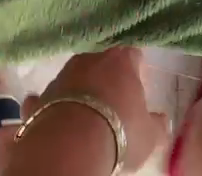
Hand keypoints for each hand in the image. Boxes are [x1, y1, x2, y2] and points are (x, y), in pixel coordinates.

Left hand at [23, 48, 168, 173]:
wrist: (71, 146)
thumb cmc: (119, 133)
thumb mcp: (149, 136)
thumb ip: (157, 123)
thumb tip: (161, 119)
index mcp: (120, 61)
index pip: (132, 54)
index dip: (136, 68)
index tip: (138, 83)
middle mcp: (89, 59)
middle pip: (101, 63)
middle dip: (106, 79)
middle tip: (113, 103)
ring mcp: (61, 75)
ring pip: (73, 78)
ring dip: (78, 91)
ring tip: (86, 116)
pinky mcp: (40, 97)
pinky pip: (45, 99)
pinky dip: (49, 106)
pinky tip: (54, 119)